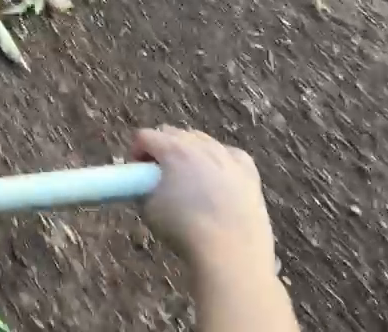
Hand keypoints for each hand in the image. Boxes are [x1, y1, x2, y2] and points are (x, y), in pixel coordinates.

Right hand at [131, 127, 275, 275]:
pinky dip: (221, 159)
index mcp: (173, 150)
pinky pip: (232, 154)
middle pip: (173, 132)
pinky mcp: (250, 176)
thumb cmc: (184, 230)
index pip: (145, 135)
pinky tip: (218, 174)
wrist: (231, 256)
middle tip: (159, 172)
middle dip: (161, 147)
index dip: (137, 150)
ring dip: (189, 150)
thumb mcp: (148, 207)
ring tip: (188, 175)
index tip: (137, 170)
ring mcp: (228, 160)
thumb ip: (143, 186)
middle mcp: (200, 147)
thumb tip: (145, 183)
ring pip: (202, 140)